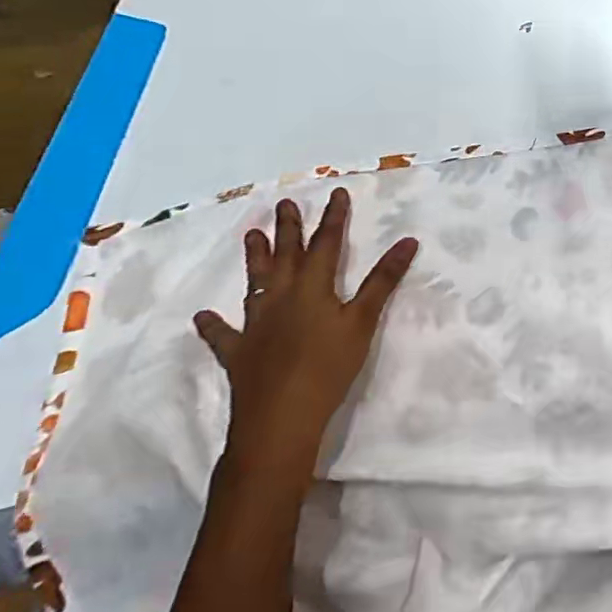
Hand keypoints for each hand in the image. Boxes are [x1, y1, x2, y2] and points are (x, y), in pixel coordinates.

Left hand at [193, 189, 417, 490]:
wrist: (279, 419)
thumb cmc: (328, 368)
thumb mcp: (363, 322)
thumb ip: (383, 281)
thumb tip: (407, 241)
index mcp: (312, 287)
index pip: (326, 243)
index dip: (334, 217)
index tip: (336, 192)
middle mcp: (281, 297)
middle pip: (286, 255)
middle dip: (289, 228)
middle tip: (285, 203)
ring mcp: (255, 324)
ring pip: (256, 283)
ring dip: (255, 258)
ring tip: (251, 235)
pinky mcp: (238, 352)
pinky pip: (224, 335)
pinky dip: (215, 326)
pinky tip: (204, 317)